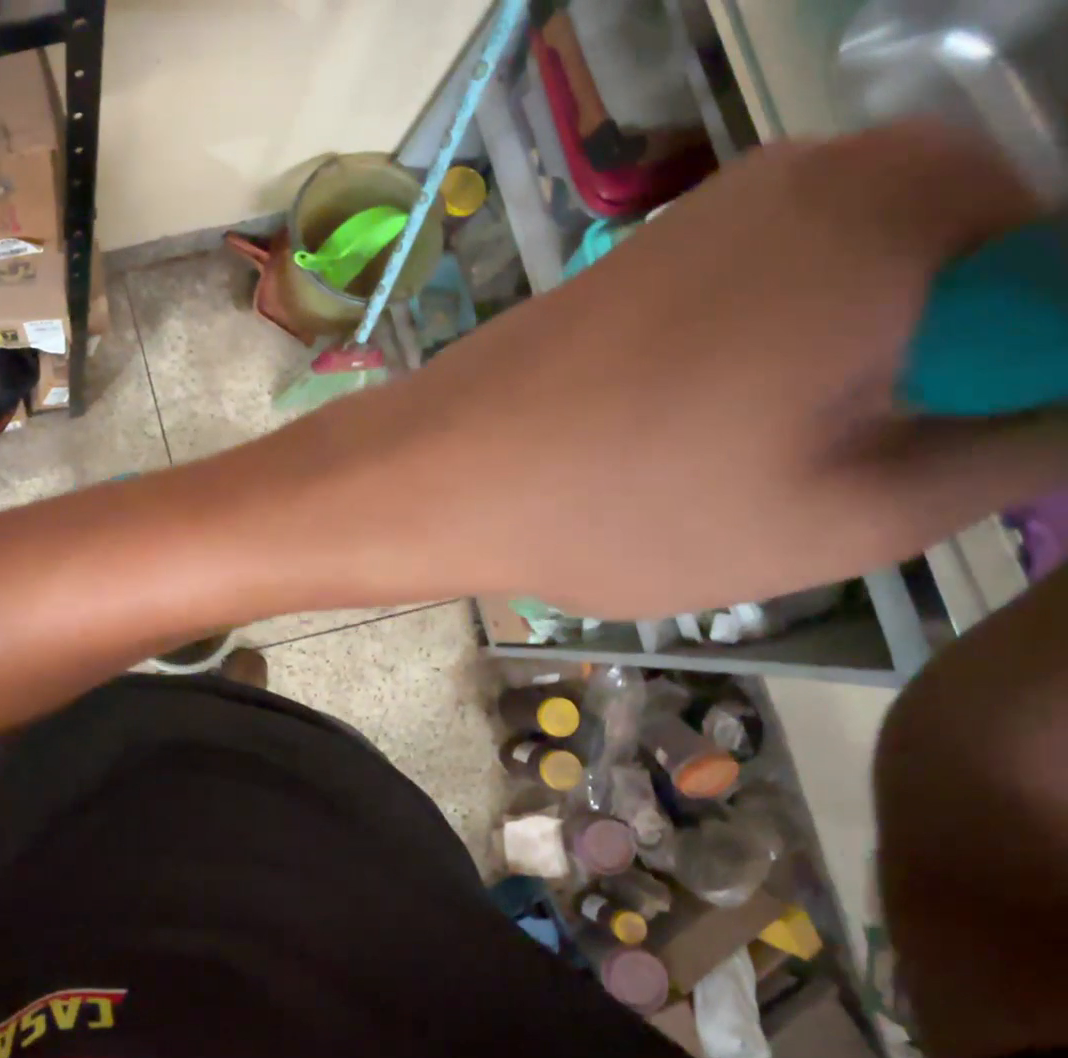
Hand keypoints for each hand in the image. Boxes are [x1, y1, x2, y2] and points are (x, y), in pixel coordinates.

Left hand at [242, 121, 1067, 617]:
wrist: (433, 472)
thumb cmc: (630, 501)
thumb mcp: (860, 509)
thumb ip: (1023, 447)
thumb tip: (1061, 412)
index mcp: (911, 203)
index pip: (1061, 268)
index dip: (1043, 363)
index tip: (987, 434)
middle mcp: (823, 168)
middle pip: (986, 257)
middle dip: (970, 358)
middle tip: (889, 461)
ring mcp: (724, 203)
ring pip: (884, 272)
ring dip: (881, 357)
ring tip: (797, 450)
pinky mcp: (658, 247)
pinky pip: (791, 279)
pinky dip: (802, 343)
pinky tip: (731, 422)